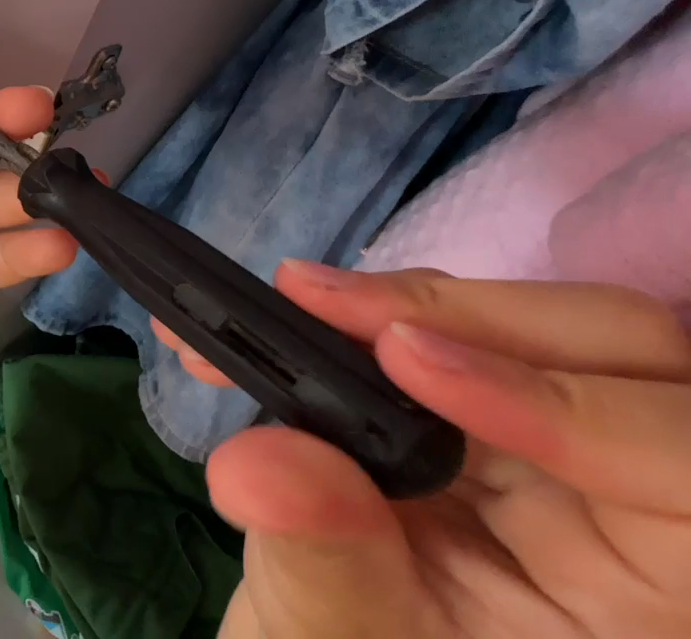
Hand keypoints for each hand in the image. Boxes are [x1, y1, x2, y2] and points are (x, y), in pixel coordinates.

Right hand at [155, 263, 690, 637]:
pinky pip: (448, 329)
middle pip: (626, 359)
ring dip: (400, 302)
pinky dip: (358, 311)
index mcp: (666, 596)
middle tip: (314, 298)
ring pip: (540, 324)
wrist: (337, 633)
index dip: (561, 400)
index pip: (686, 474)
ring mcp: (563, 447)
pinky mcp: (485, 409)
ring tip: (287, 305)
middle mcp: (641, 504)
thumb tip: (256, 464)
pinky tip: (280, 319)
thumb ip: (324, 566)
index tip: (401, 354)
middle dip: (462, 313)